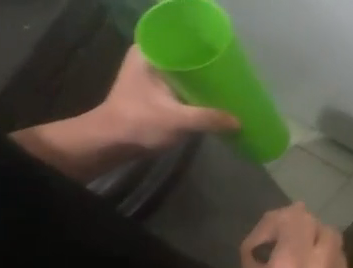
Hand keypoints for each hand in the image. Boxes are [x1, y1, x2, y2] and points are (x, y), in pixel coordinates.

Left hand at [91, 47, 238, 150]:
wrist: (113, 141)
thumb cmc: (140, 122)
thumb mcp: (178, 120)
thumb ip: (209, 119)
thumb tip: (239, 122)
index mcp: (148, 54)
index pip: (178, 42)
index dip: (201, 49)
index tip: (223, 58)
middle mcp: (149, 60)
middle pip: (184, 60)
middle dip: (206, 69)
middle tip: (231, 76)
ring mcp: (152, 78)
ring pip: (184, 76)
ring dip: (203, 84)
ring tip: (227, 89)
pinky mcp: (156, 95)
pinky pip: (182, 89)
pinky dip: (196, 96)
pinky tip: (214, 103)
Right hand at [214, 205, 352, 267]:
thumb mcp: (252, 261)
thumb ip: (271, 233)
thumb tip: (291, 213)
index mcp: (290, 261)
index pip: (302, 218)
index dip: (292, 218)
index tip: (286, 228)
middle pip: (329, 232)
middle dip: (314, 234)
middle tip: (303, 245)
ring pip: (340, 257)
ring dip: (325, 258)